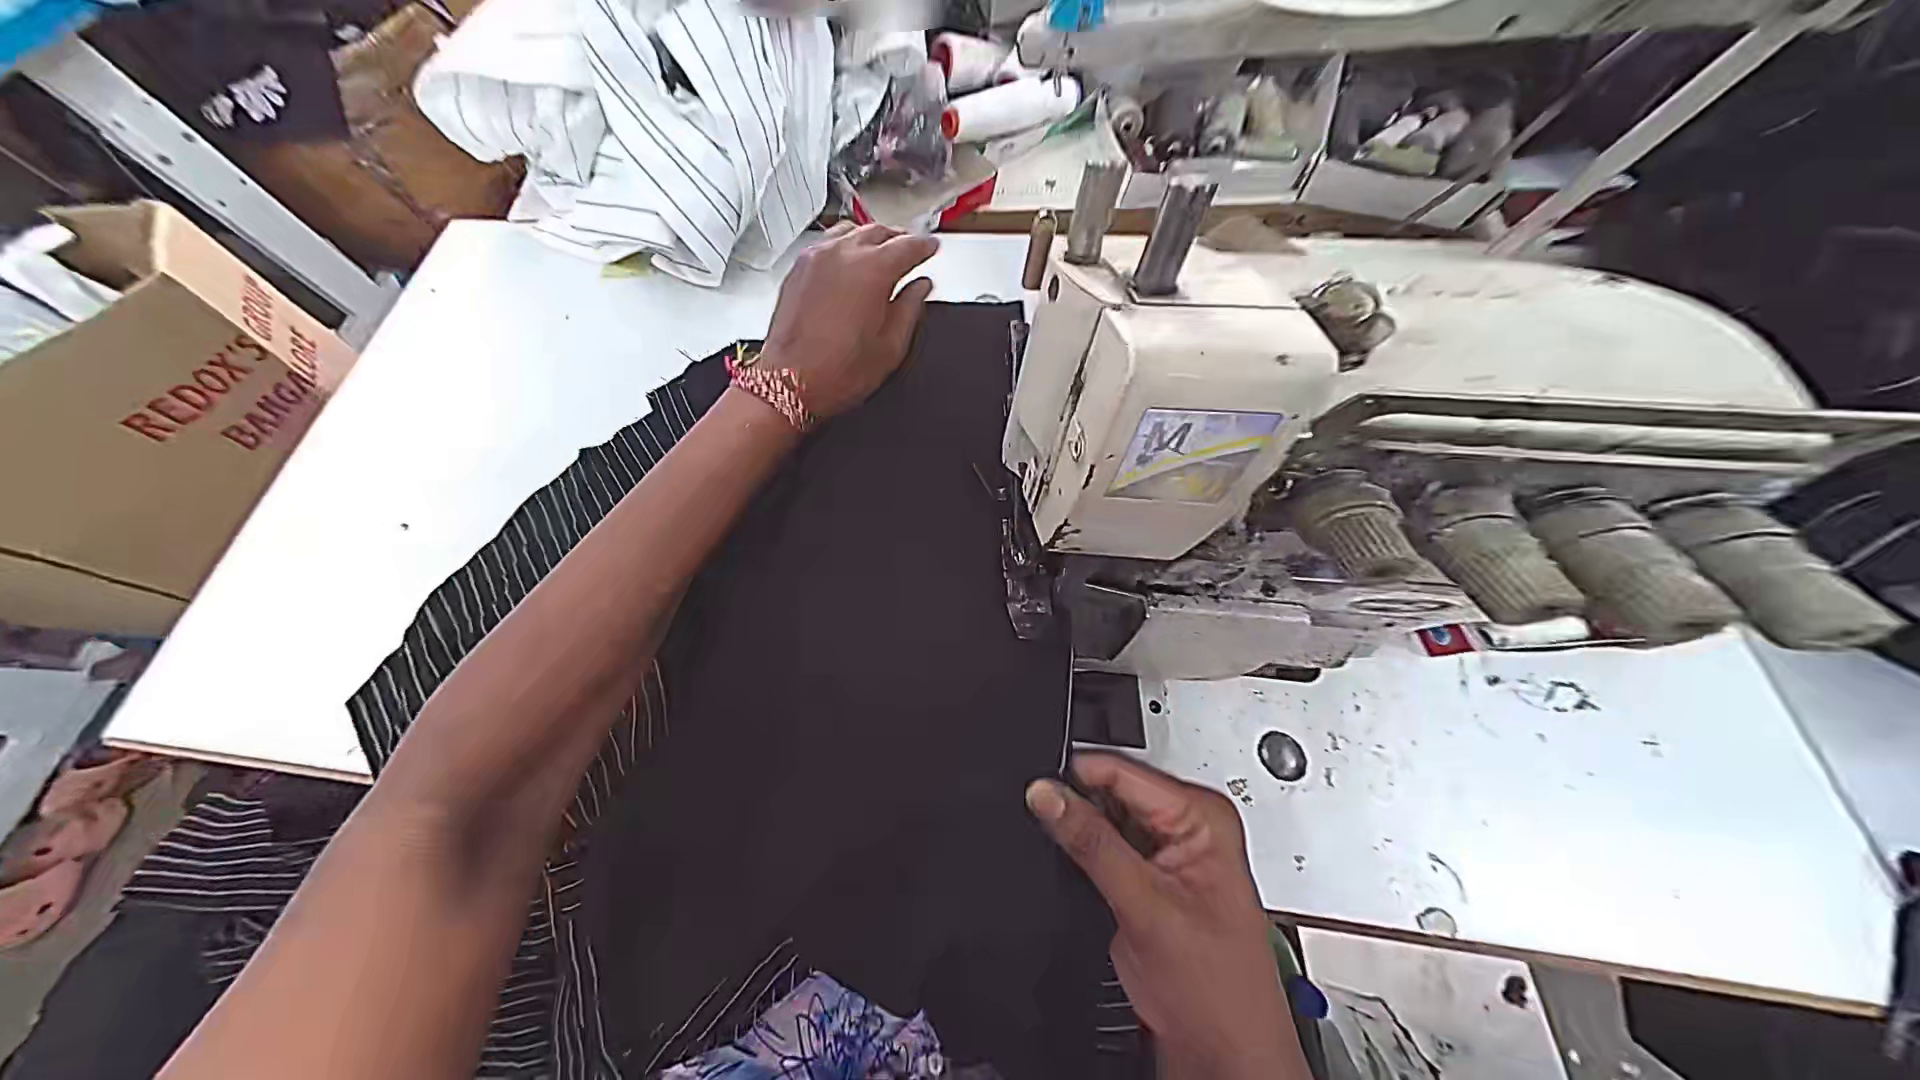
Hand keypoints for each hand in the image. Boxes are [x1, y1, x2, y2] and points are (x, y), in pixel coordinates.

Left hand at [759, 221, 937, 418]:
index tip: (931, 248)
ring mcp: (816, 258)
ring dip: (871, 239)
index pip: (909, 245)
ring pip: (851, 232)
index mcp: (873, 270)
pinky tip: (850, 264)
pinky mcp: (797, 269)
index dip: (925, 247)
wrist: (789, 383)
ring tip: (881, 254)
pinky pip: (827, 245)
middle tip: (911, 250)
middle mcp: (842, 254)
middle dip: (899, 239)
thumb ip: (910, 308)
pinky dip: (845, 247)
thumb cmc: (835, 372)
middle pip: (879, 232)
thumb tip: (920, 288)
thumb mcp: (890, 346)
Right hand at [1026, 753, 1305, 1079]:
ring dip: (1081, 832)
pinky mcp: (1148, 873)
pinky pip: (1104, 844)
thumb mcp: (1145, 906)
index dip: (1075, 777)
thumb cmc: (1219, 994)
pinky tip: (1084, 876)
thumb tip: (1048, 795)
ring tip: (1075, 862)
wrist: (1226, 1061)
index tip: (1038, 790)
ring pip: (1103, 817)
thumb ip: (1091, 843)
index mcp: (1202, 815)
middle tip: (1049, 824)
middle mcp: (1188, 824)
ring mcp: (1167, 849)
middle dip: (1077, 806)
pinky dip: (1085, 854)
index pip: (1123, 771)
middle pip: (1111, 790)